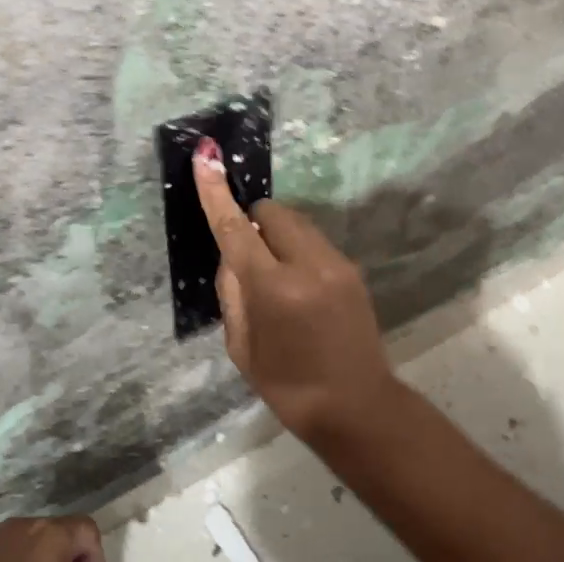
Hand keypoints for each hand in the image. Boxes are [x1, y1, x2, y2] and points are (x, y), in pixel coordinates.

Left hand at [0, 516, 103, 561]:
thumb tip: (89, 560)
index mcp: (51, 531)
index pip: (88, 528)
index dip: (95, 555)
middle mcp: (26, 522)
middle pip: (61, 531)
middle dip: (69, 555)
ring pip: (34, 538)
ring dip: (44, 556)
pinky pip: (11, 548)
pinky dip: (21, 560)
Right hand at [193, 138, 397, 440]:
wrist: (357, 407)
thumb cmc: (288, 386)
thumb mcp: (242, 346)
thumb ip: (232, 291)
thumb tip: (233, 253)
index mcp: (273, 288)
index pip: (235, 227)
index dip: (216, 191)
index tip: (206, 157)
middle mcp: (307, 264)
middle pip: (271, 211)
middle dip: (254, 222)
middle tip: (250, 259)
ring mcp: (335, 263)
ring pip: (296, 222)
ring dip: (277, 235)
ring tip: (278, 277)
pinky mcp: (352, 268)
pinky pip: (314, 241)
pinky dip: (297, 250)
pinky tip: (301, 287)